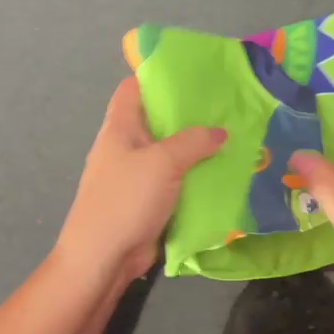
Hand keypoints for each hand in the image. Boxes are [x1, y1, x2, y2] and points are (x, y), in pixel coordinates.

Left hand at [55, 77, 225, 285]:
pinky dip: (194, 177)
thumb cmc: (125, 200)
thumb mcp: (163, 163)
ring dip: (195, 149)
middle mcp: (126, 147)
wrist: (101, 260)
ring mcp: (136, 176)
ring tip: (232, 137)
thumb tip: (220, 132)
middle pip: (157, 120)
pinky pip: (174, 182)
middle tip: (224, 106)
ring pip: (169, 153)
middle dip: (188, 114)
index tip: (191, 74)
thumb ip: (193, 142)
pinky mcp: (147, 202)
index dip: (157, 77)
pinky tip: (222, 174)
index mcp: (120, 128)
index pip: (132, 88)